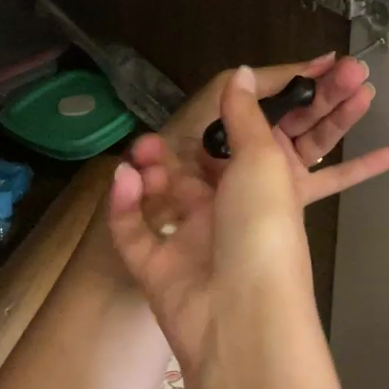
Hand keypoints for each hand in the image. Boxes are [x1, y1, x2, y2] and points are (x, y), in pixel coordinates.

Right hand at [104, 62, 388, 372]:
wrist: (241, 315)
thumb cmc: (263, 227)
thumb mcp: (261, 160)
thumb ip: (244, 115)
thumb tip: (240, 73)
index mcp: (264, 190)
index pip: (243, 152)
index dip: (224, 128)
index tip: (206, 105)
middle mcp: (230, 216)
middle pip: (197, 174)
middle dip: (177, 151)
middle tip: (157, 136)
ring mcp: (193, 245)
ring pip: (163, 198)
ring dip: (150, 172)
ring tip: (141, 155)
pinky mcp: (158, 270)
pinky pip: (134, 233)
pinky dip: (126, 206)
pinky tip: (124, 181)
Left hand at [133, 52, 388, 207]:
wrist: (236, 306)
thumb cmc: (227, 220)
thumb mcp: (231, 155)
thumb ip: (241, 109)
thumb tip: (244, 72)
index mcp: (225, 137)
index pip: (265, 97)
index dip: (295, 76)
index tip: (329, 60)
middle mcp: (247, 159)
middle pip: (291, 117)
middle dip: (322, 92)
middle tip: (357, 71)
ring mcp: (274, 185)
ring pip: (311, 141)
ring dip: (340, 116)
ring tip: (368, 92)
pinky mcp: (294, 211)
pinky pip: (328, 182)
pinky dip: (358, 169)